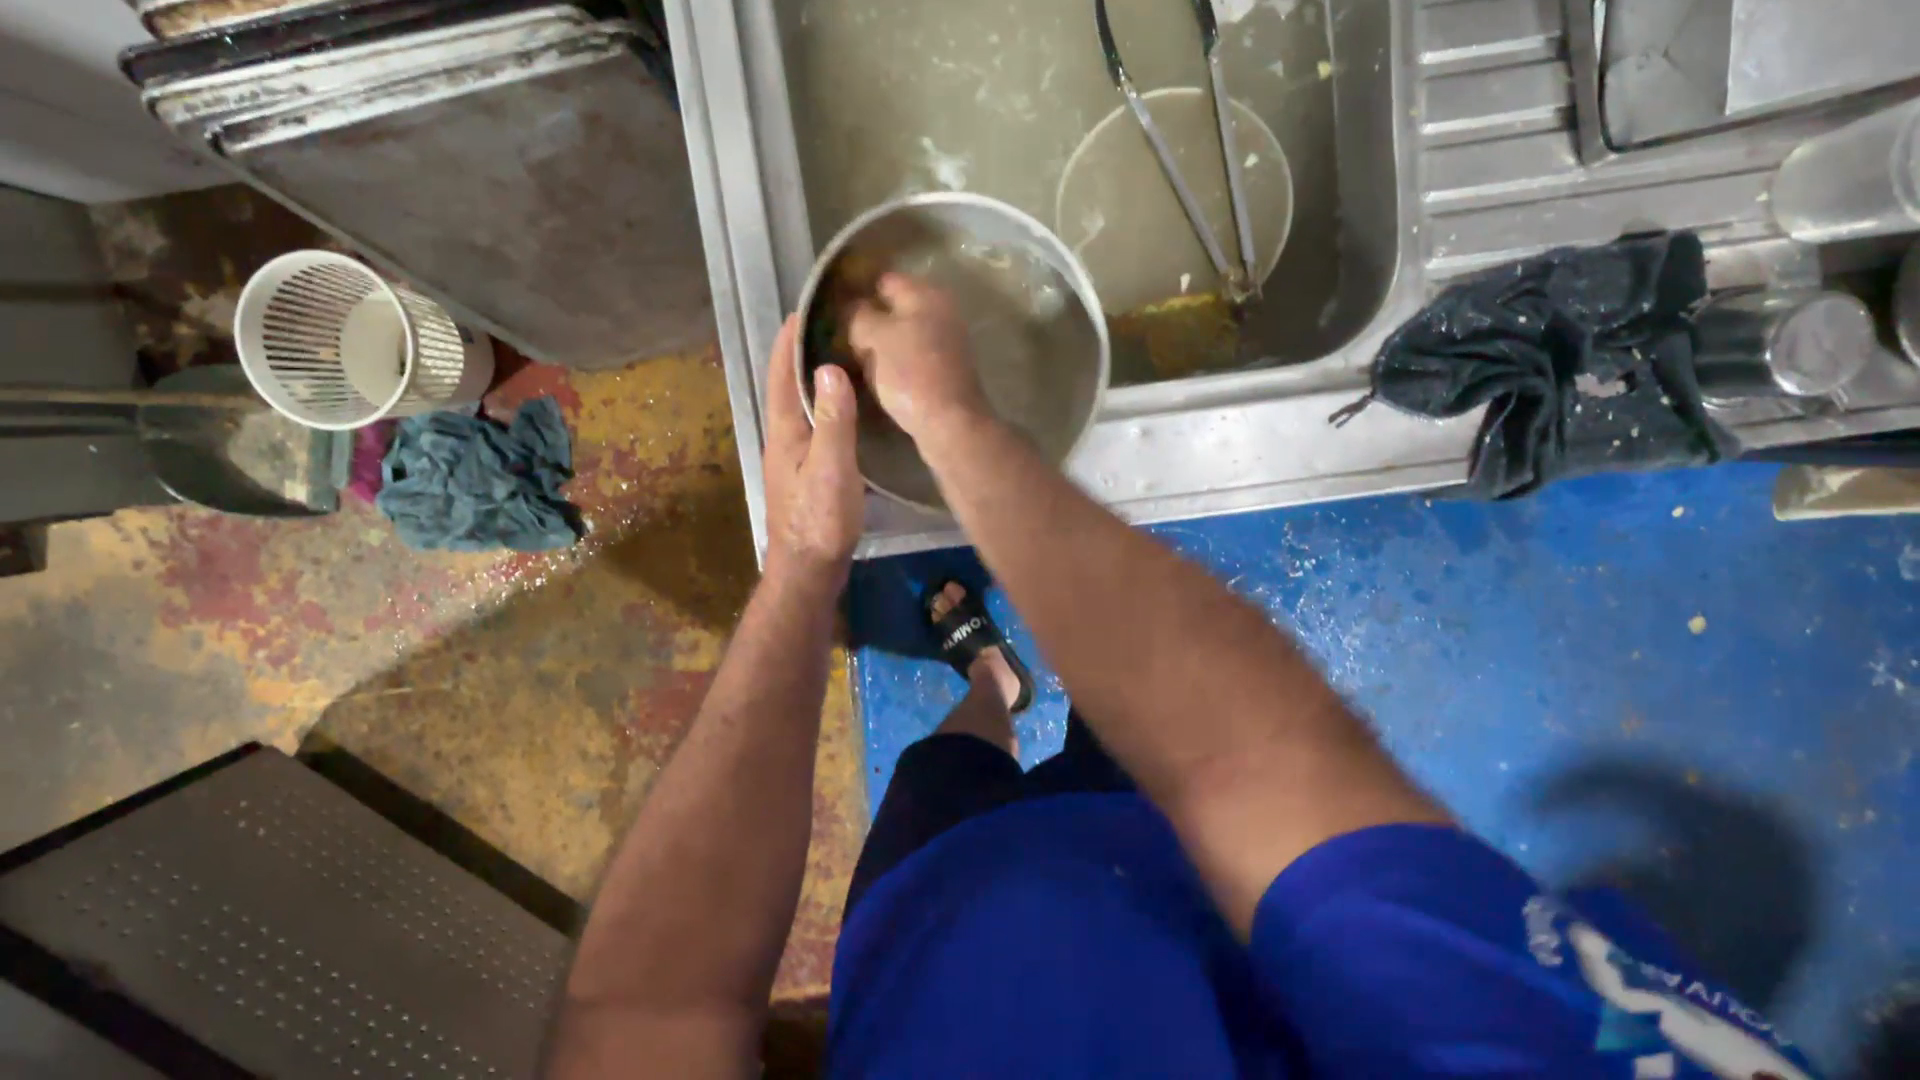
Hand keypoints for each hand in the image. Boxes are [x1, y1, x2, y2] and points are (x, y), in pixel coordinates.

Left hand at [762, 314, 863, 579]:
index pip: (781, 372)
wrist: (809, 570)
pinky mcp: (809, 472)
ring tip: (846, 355)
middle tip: (835, 326)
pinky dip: (829, 404)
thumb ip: (832, 421)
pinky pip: (816, 424)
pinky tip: (850, 407)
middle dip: (806, 352)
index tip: (807, 308)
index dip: (790, 339)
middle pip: (790, 384)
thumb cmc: (819, 521)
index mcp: (785, 430)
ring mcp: (794, 456)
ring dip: (817, 378)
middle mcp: (784, 437)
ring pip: (803, 405)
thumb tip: (830, 368)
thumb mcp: (831, 469)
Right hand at [846, 274, 992, 441]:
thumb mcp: (874, 337)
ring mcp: (944, 342)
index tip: (832, 309)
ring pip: (900, 335)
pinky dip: (892, 364)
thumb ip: (857, 315)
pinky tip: (874, 377)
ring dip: (877, 345)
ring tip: (850, 358)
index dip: (856, 291)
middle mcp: (940, 312)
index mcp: (926, 294)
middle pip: (892, 308)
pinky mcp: (942, 370)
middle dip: (866, 321)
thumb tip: (848, 308)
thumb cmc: (910, 374)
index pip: (884, 280)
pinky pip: (909, 358)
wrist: (949, 423)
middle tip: (837, 337)